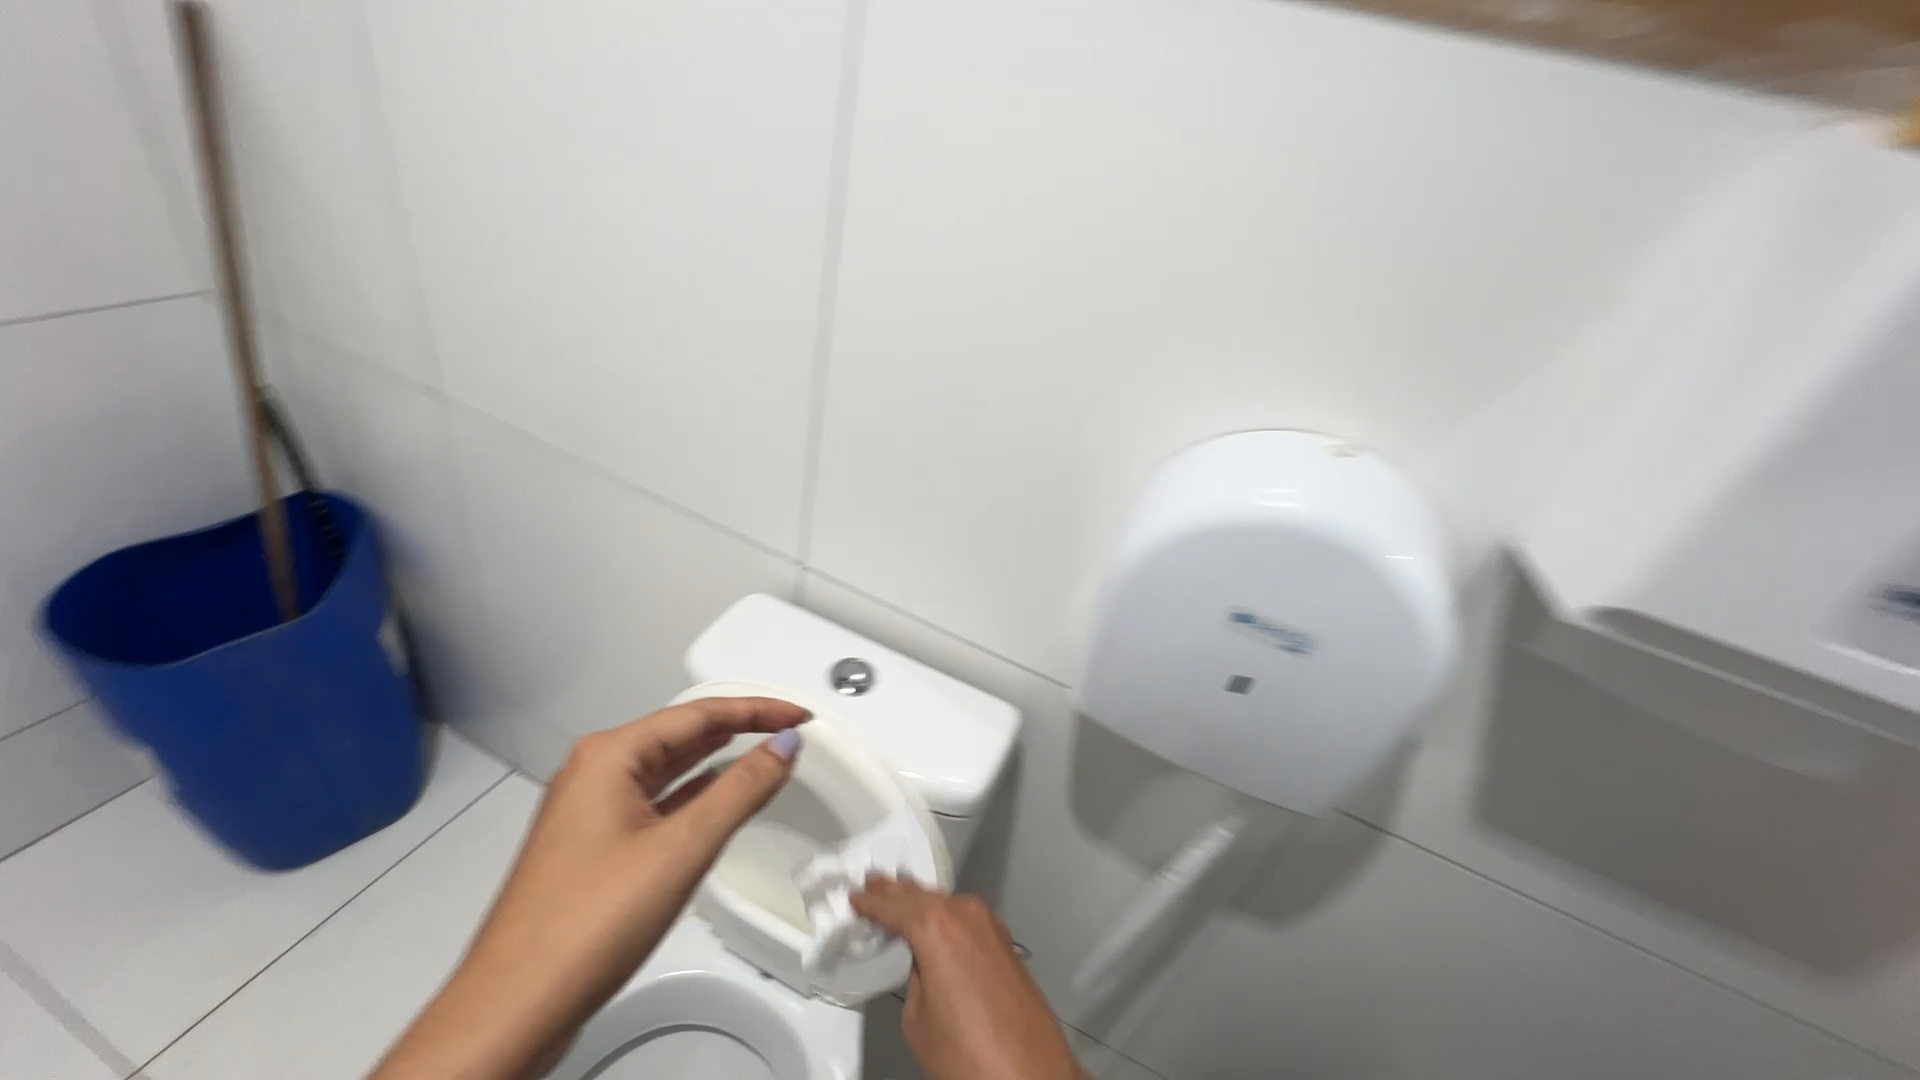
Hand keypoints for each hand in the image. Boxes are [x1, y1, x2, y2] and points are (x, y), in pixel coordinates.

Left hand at [371, 696, 808, 1079]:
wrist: (514, 1007)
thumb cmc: (596, 918)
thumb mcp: (683, 846)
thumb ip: (742, 788)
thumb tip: (786, 743)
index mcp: (610, 755)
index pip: (699, 714)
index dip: (756, 710)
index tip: (803, 715)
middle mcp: (595, 771)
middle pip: (680, 734)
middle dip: (737, 728)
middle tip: (790, 729)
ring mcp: (589, 810)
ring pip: (667, 769)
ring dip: (716, 759)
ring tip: (764, 751)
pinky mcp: (591, 846)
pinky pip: (655, 801)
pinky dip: (693, 794)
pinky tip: (717, 798)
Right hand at [853, 876, 1088, 1079]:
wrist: (1032, 1073)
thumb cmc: (965, 1050)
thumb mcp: (919, 1018)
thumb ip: (916, 976)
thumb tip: (925, 962)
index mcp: (936, 927)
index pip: (894, 907)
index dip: (871, 902)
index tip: (854, 895)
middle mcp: (964, 914)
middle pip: (922, 896)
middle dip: (896, 890)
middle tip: (873, 880)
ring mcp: (990, 925)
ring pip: (946, 903)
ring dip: (921, 898)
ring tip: (899, 891)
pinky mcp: (1005, 943)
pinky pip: (965, 917)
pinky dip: (945, 913)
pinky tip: (935, 917)